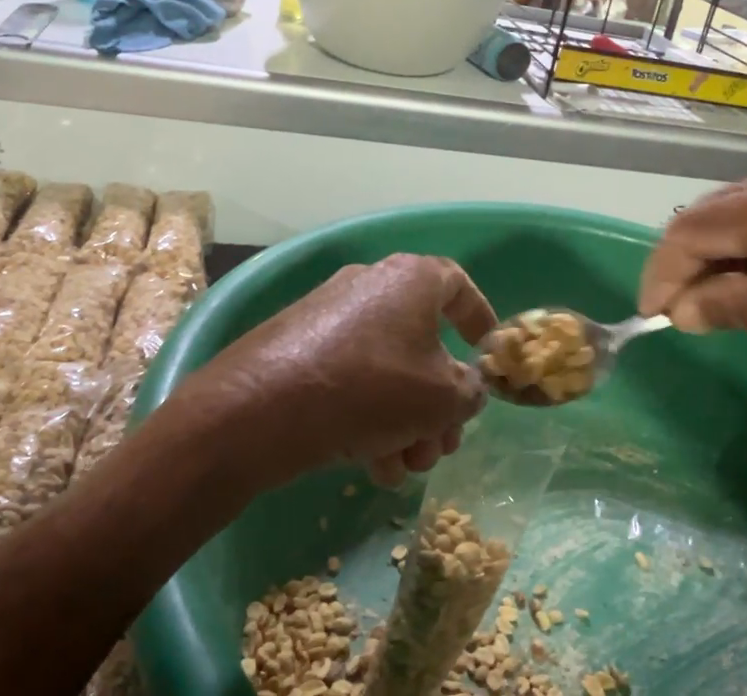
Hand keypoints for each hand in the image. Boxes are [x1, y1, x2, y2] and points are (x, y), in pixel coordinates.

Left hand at [173, 254, 494, 488]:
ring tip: (405, 468)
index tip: (486, 354)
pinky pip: (351, 378)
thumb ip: (470, 391)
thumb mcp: (442, 398)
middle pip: (422, 342)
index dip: (480, 320)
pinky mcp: (298, 347)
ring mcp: (330, 316)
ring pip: (387, 369)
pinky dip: (369, 417)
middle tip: (441, 445)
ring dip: (406, 421)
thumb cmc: (372, 388)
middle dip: (438, 403)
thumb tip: (463, 387)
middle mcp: (370, 286)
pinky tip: (372, 466)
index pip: (459, 286)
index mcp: (411, 279)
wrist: (261, 408)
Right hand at [639, 159, 746, 407]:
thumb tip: (682, 309)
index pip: (688, 231)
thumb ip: (734, 308)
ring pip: (741, 213)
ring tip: (722, 306)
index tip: (654, 318)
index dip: (662, 274)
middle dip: (687, 265)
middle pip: (709, 215)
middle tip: (686, 316)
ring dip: (722, 256)